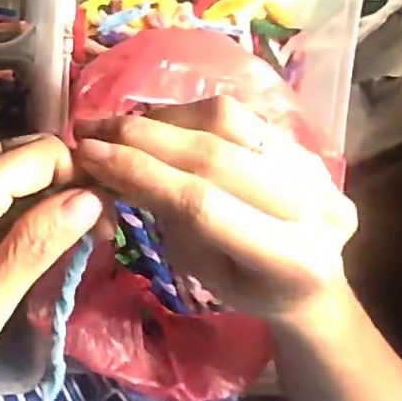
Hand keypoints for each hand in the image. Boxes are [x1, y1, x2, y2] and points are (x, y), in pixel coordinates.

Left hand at [0, 135, 103, 400]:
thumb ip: (35, 247)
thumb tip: (91, 198)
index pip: (45, 154)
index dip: (82, 185)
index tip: (100, 235)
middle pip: (32, 152)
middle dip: (69, 189)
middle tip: (84, 245)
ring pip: (17, 162)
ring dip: (48, 197)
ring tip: (57, 249)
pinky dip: (22, 201)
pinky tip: (25, 241)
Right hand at [73, 96, 356, 320]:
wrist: (311, 281)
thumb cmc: (246, 288)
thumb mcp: (199, 269)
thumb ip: (165, 214)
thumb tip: (108, 162)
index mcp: (290, 259)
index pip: (200, 203)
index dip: (138, 171)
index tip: (86, 154)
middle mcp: (314, 206)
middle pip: (212, 155)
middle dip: (139, 138)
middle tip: (89, 129)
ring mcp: (315, 168)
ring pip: (225, 121)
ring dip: (160, 119)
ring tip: (119, 124)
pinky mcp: (304, 142)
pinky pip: (237, 113)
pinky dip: (187, 113)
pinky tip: (157, 121)